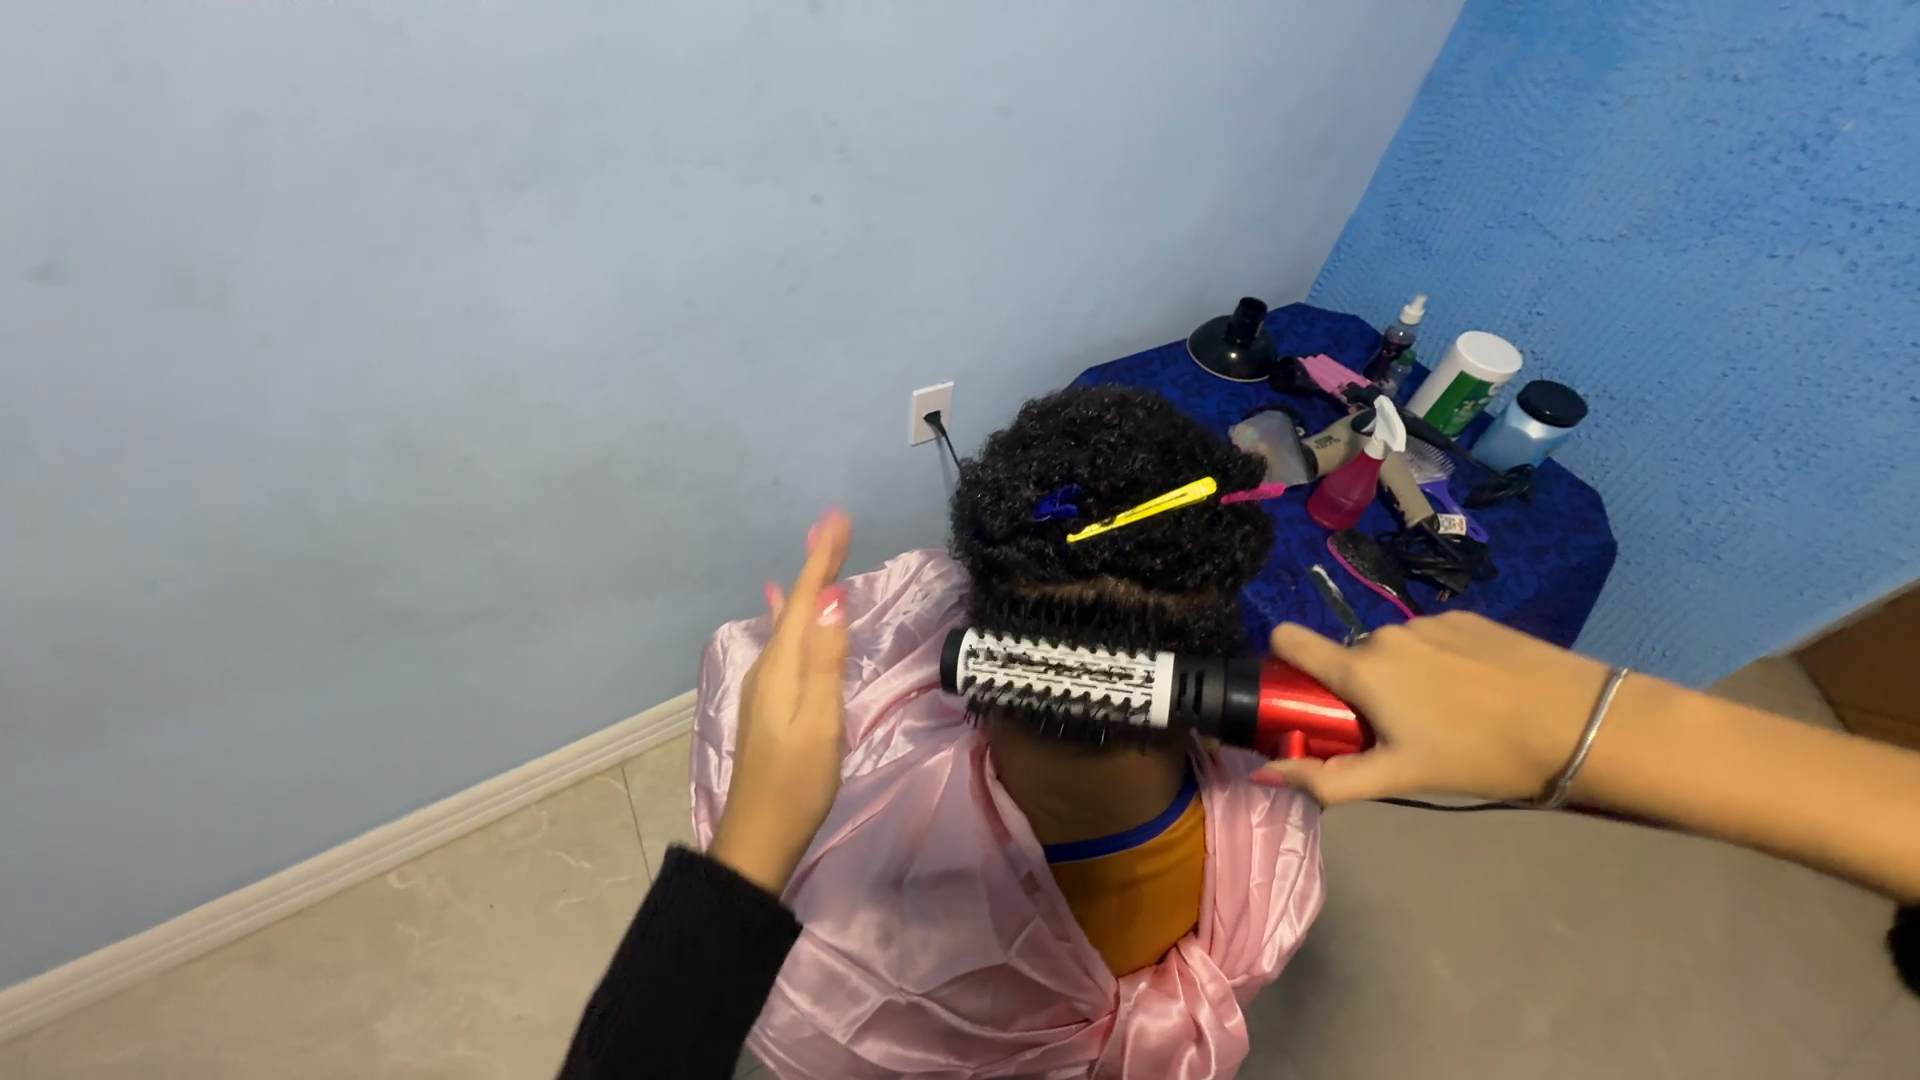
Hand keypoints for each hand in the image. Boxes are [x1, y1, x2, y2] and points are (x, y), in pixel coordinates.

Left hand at [708, 510, 852, 893]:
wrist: (759, 838)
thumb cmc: (798, 783)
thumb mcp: (821, 722)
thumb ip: (827, 660)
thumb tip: (833, 599)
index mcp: (782, 667)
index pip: (806, 600)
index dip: (822, 559)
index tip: (837, 519)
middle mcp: (769, 667)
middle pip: (796, 606)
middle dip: (816, 565)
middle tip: (833, 526)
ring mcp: (767, 686)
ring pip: (790, 623)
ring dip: (808, 587)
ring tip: (819, 557)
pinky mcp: (771, 703)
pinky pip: (785, 643)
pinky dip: (793, 618)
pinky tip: (781, 612)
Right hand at [1253, 612, 1613, 804]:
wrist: (1586, 724)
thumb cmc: (1482, 755)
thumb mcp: (1402, 777)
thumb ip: (1329, 779)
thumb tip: (1265, 773)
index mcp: (1360, 668)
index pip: (1288, 639)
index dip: (1284, 663)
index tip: (1307, 698)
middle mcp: (1383, 634)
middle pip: (1345, 658)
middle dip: (1357, 689)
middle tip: (1397, 730)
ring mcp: (1427, 622)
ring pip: (1389, 651)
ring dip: (1398, 677)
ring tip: (1447, 713)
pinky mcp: (1466, 617)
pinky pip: (1428, 639)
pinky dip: (1436, 662)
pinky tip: (1477, 690)